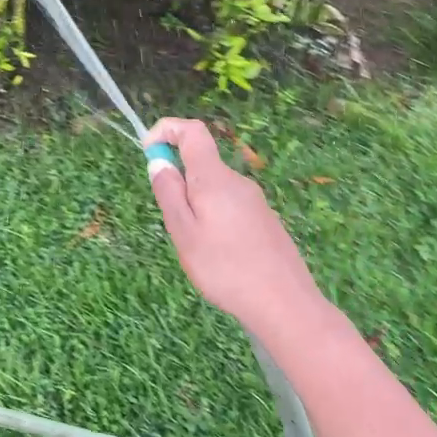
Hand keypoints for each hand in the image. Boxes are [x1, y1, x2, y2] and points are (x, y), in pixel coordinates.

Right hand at [143, 117, 327, 332]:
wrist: (286, 305)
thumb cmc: (225, 268)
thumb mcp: (183, 232)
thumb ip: (168, 193)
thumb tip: (159, 162)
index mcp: (214, 178)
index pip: (192, 130)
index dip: (167, 130)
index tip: (150, 154)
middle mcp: (238, 182)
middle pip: (202, 164)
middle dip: (179, 184)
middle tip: (176, 227)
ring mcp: (256, 202)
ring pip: (215, 190)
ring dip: (197, 208)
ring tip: (200, 250)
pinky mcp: (266, 221)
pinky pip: (231, 208)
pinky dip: (216, 221)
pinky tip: (222, 258)